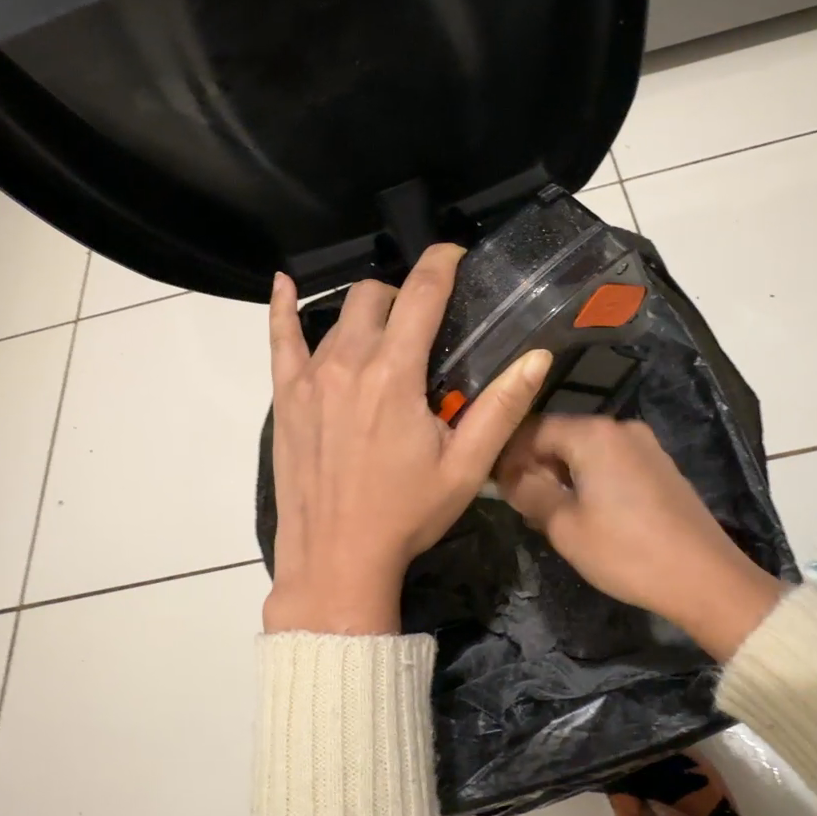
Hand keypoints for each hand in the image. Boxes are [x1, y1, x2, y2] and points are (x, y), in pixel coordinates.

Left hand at [264, 244, 553, 634]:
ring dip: (368, 316)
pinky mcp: (285, 396)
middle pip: (375, 294)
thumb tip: (537, 357)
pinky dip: (282, 307)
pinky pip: (279, 337)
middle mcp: (348, 362)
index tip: (457, 254)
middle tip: (426, 324)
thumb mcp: (466, 467)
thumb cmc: (406, 515)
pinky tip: (284, 282)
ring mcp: (309, 376)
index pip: (422, 293)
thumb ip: (502, 407)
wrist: (336, 561)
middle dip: (404, 294)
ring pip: (338, 317)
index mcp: (394, 374)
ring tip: (386, 339)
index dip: (442, 262)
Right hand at [495, 416, 781, 659]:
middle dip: (536, 464)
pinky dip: (590, 477)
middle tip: (519, 501)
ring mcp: (645, 445)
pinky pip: (611, 461)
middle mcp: (619, 427)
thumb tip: (507, 476)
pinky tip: (586, 511)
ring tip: (549, 510)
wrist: (705, 579)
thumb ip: (529, 493)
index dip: (508, 454)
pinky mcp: (660, 465)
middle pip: (561, 435)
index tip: (495, 483)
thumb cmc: (627, 552)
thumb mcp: (565, 527)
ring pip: (586, 449)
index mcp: (592, 433)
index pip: (533, 428)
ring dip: (563, 473)